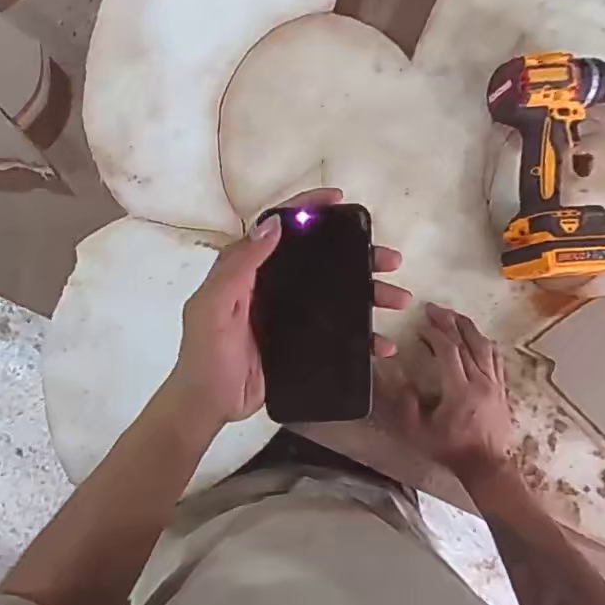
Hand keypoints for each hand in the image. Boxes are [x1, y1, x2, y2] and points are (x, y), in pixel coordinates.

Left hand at [163, 188, 411, 428]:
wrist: (210, 404)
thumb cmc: (206, 354)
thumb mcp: (213, 306)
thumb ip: (239, 266)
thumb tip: (275, 224)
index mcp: (246, 272)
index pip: (279, 229)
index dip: (306, 209)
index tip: (339, 200)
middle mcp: (270, 288)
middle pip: (319, 261)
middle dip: (357, 256)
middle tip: (390, 259)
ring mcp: (287, 316)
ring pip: (336, 295)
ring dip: (369, 295)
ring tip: (398, 298)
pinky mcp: (300, 344)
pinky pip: (337, 333)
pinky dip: (363, 336)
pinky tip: (383, 343)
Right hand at [376, 304, 514, 485]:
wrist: (487, 466)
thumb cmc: (450, 449)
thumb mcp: (418, 431)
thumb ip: (406, 404)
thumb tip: (401, 380)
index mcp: (460, 390)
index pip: (448, 351)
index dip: (434, 334)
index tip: (421, 326)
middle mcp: (481, 382)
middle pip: (468, 343)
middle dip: (451, 322)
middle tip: (435, 309)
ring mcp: (495, 385)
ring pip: (485, 348)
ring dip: (469, 329)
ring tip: (456, 317)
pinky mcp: (502, 390)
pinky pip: (496, 360)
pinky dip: (484, 345)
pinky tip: (477, 340)